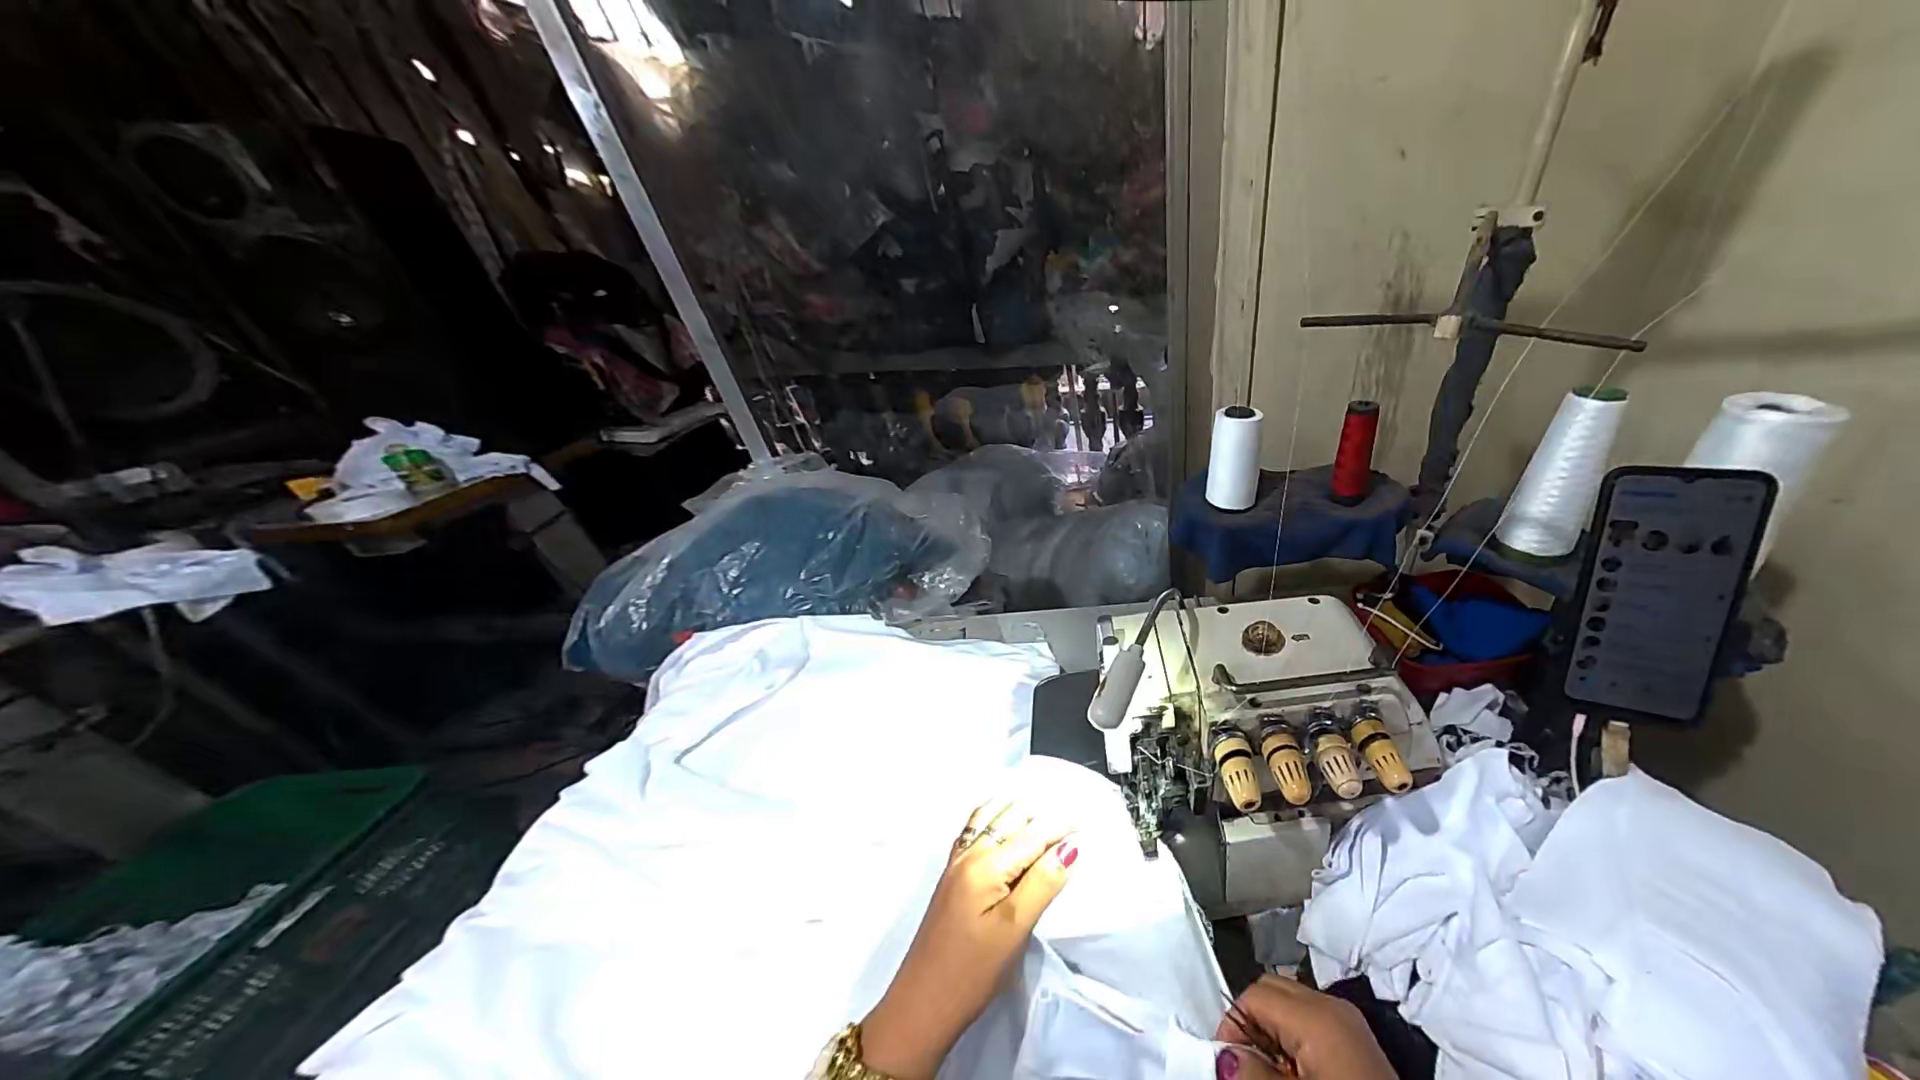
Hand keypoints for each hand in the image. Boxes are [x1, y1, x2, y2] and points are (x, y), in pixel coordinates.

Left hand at [860, 799, 1077, 1079]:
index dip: (1057, 829)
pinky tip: (992, 821)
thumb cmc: (972, 971)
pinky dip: (987, 819)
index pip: (1030, 837)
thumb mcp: (1014, 929)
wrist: (922, 1001)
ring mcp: (955, 866)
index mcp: (986, 866)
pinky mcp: (949, 880)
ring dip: (1010, 811)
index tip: (1082, 822)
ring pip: (986, 822)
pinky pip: (970, 834)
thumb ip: (1041, 884)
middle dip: (1035, 812)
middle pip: (1006, 822)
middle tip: (1063, 810)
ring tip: (1032, 805)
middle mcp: (968, 857)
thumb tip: (1067, 848)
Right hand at [1214, 975, 1395, 1079]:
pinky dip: (1294, 1039)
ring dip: (1271, 1031)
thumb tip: (1225, 1057)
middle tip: (1248, 1067)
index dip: (1233, 1027)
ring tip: (1276, 1074)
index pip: (1252, 995)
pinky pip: (1310, 1021)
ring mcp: (1349, 1022)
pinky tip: (1299, 1073)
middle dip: (1250, 1023)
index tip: (1228, 1063)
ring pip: (1288, 1004)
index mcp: (1317, 1015)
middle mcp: (1333, 1006)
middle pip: (1269, 990)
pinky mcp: (1358, 1041)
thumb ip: (1255, 1074)